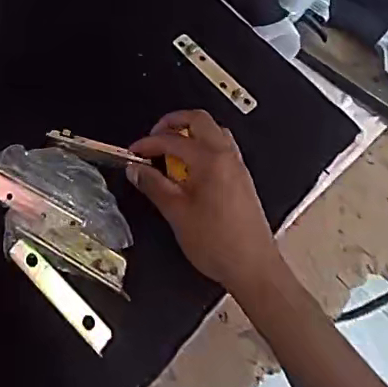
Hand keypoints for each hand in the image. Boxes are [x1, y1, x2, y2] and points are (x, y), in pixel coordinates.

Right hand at [128, 110, 283, 295]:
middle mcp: (227, 156)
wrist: (252, 267)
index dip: (148, 144)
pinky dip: (203, 146)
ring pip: (213, 130)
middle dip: (172, 122)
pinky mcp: (241, 177)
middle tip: (154, 135)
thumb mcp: (176, 213)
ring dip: (190, 132)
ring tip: (170, 150)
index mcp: (210, 160)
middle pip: (199, 119)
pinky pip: (222, 146)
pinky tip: (190, 167)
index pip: (172, 140)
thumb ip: (154, 186)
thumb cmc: (219, 244)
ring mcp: (237, 165)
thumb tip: (137, 170)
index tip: (135, 153)